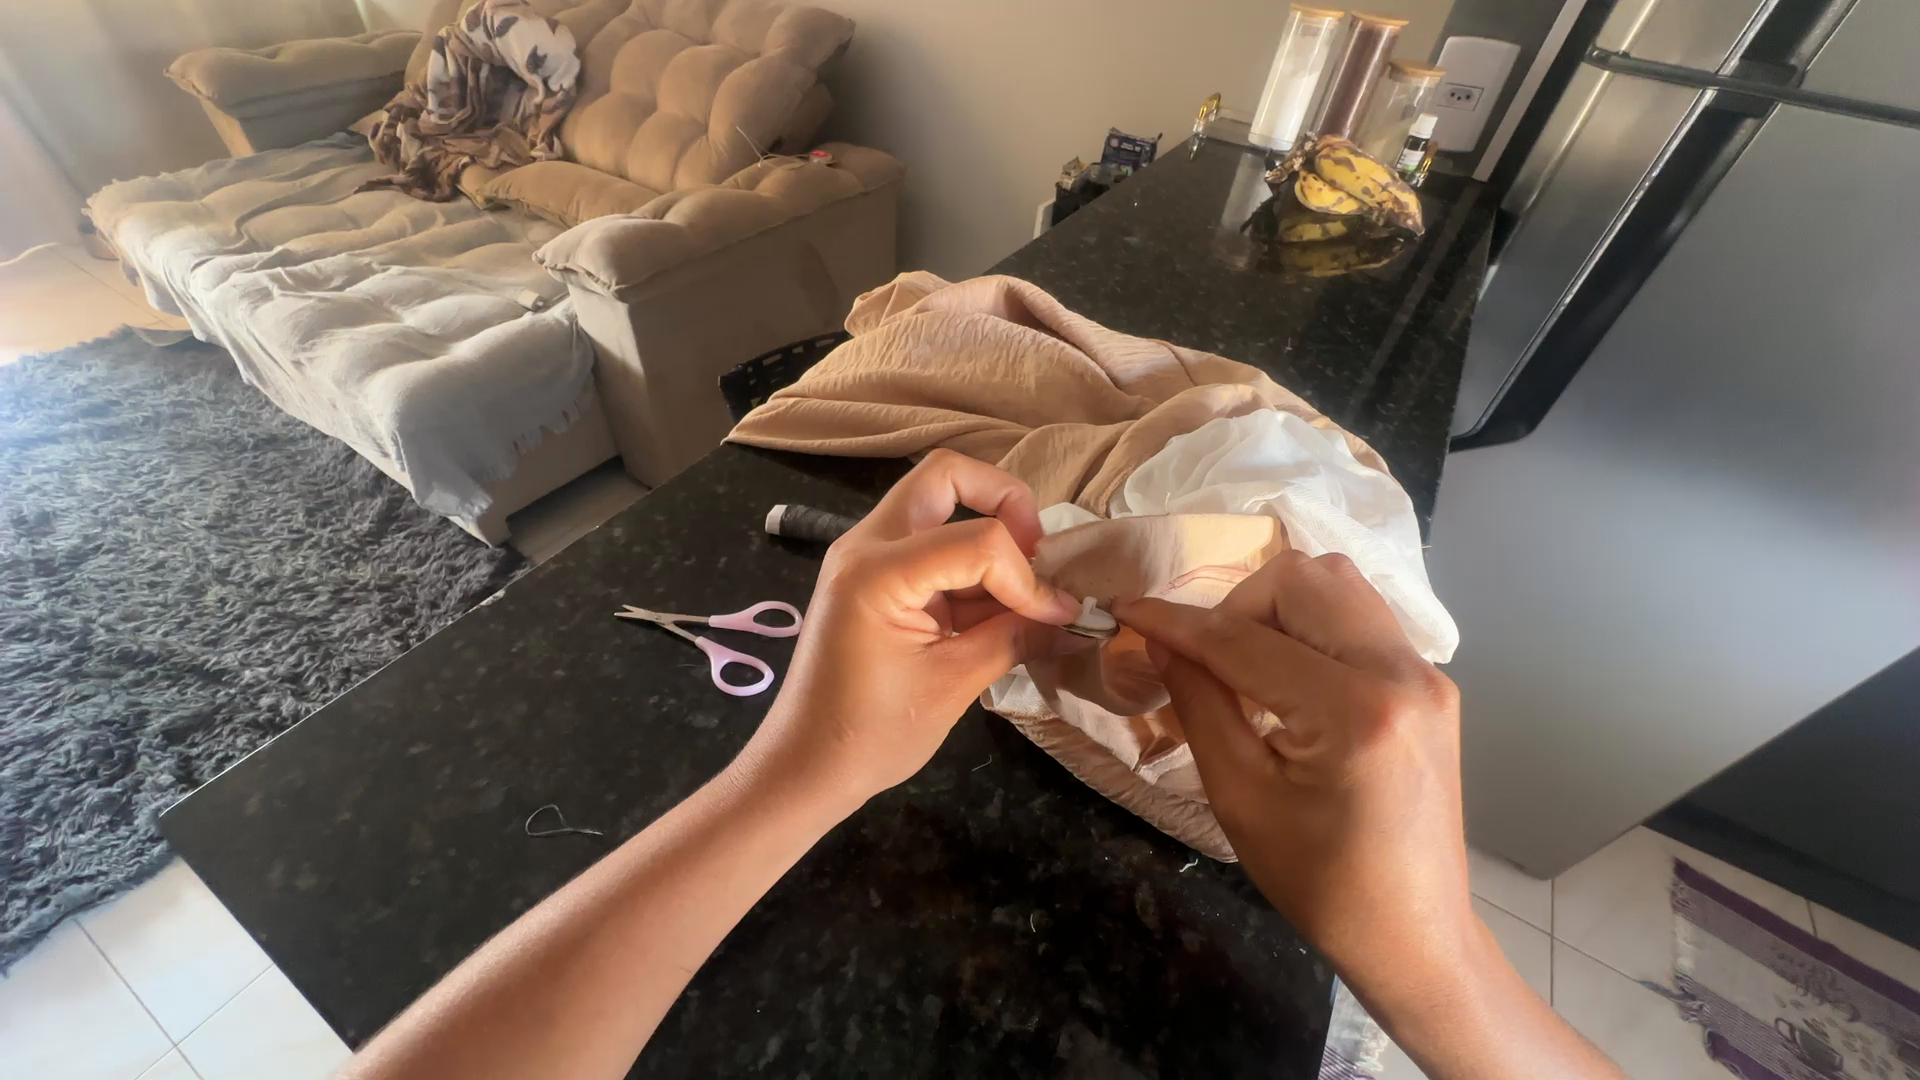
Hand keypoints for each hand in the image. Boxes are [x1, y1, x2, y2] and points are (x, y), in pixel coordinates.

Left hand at [740, 450, 1083, 808]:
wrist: (805, 766)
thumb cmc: (871, 736)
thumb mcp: (954, 685)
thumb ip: (1017, 638)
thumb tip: (1075, 619)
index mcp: (877, 571)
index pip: (978, 540)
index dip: (1028, 576)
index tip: (1057, 616)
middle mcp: (866, 544)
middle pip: (946, 475)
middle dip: (1005, 502)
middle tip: (1034, 553)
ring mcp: (865, 555)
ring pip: (938, 503)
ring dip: (988, 537)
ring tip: (1020, 596)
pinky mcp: (873, 575)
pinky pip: (929, 542)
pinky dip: (969, 565)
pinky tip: (995, 609)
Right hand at [1116, 551, 1473, 999]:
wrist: (1413, 931)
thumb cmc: (1318, 879)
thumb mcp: (1238, 795)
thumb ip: (1198, 702)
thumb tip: (1161, 638)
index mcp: (1353, 713)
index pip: (1242, 638)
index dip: (1175, 621)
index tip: (1126, 609)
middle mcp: (1401, 674)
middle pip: (1299, 580)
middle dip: (1235, 606)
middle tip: (1209, 658)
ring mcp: (1425, 672)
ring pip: (1334, 583)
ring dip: (1273, 605)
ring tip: (1248, 660)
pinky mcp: (1429, 680)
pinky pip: (1357, 613)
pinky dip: (1307, 621)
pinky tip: (1288, 669)